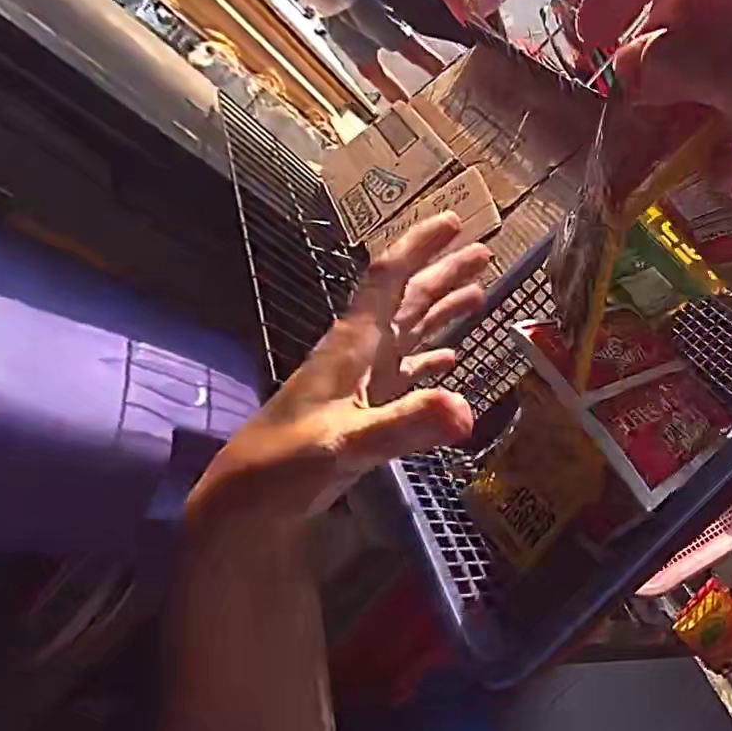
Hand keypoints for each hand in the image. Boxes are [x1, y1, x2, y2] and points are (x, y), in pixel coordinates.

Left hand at [188, 214, 491, 528]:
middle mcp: (362, 353)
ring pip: (411, 332)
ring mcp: (365, 382)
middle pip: (408, 300)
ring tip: (479, 291)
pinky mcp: (368, 409)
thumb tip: (466, 411)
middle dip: (445, 272)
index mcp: (353, 344)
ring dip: (443, 310)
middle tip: (485, 252)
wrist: (245, 508)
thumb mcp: (343, 445)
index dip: (420, 246)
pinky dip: (432, 360)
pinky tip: (451, 360)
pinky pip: (408, 373)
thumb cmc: (283, 466)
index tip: (454, 222)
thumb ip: (403, 426)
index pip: (389, 279)